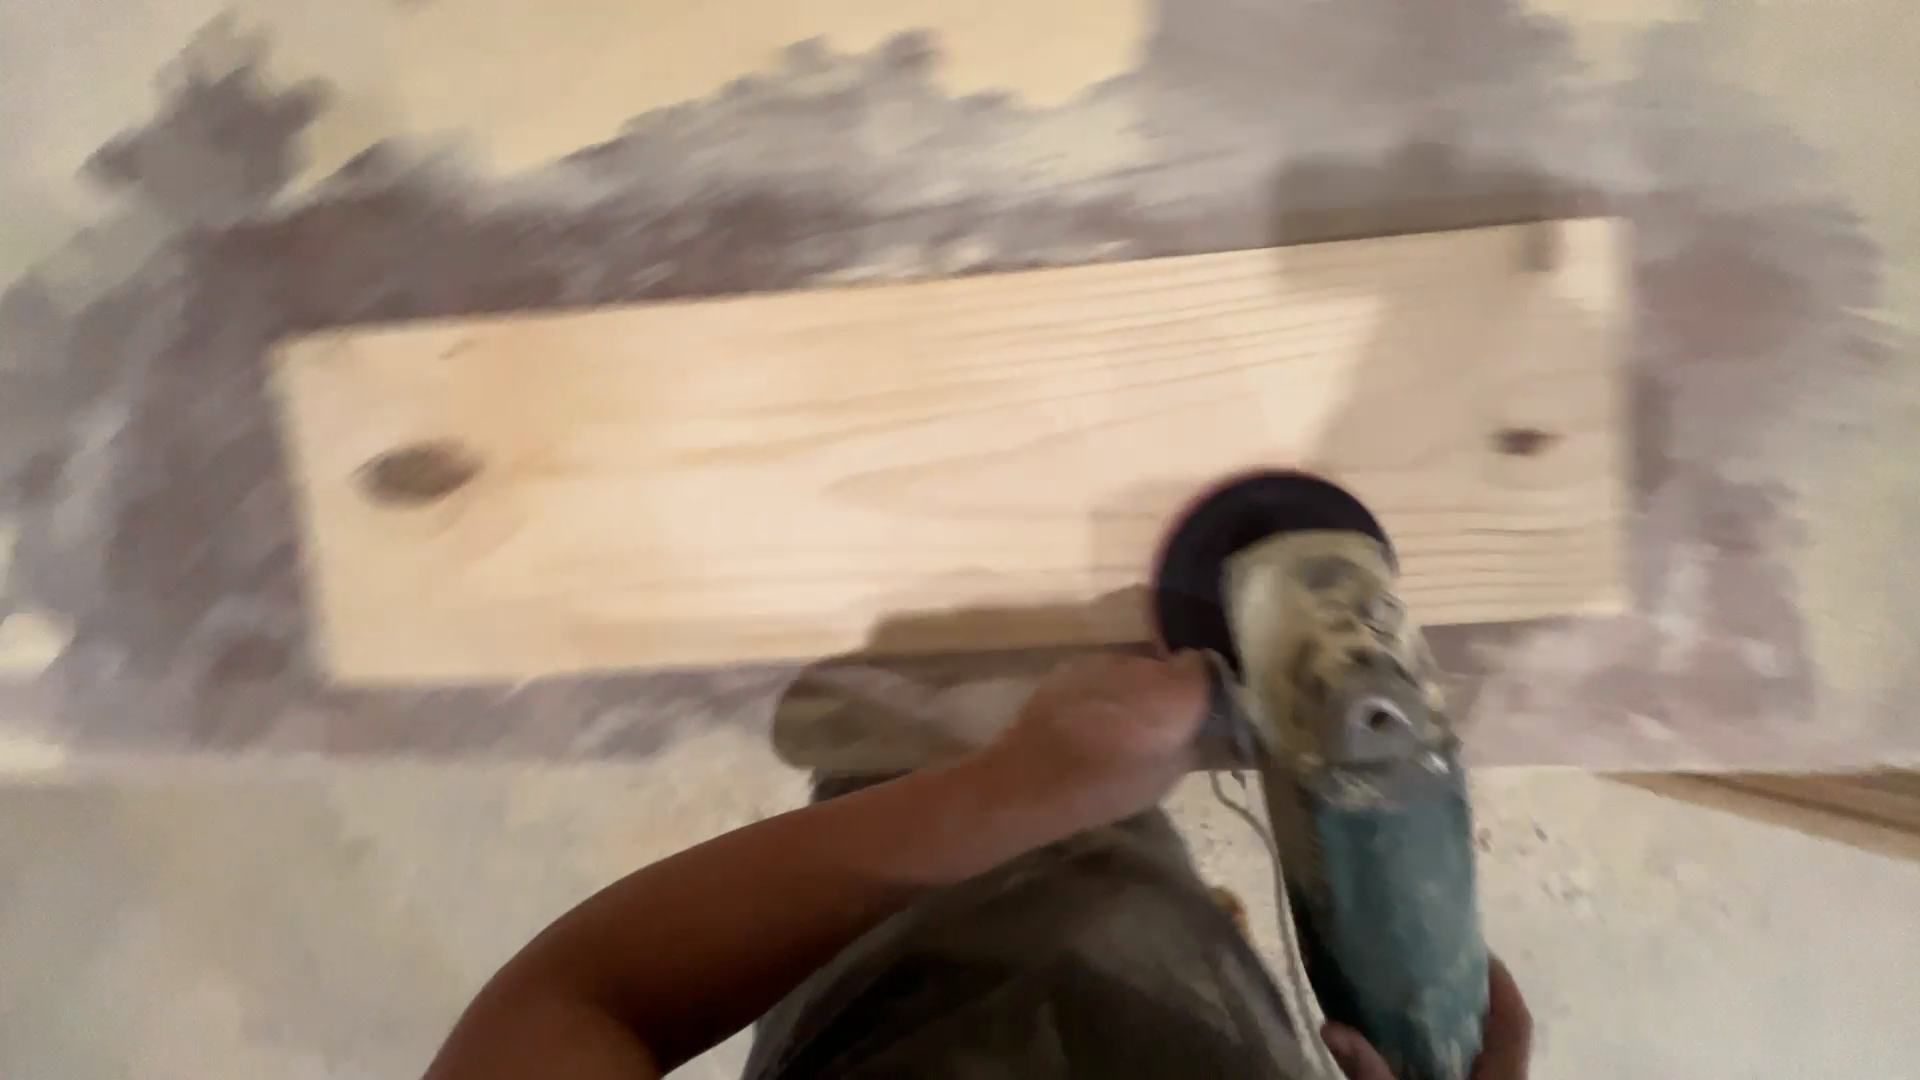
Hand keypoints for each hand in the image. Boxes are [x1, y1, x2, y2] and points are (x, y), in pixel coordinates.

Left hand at [973, 651, 1209, 827]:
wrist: (1037, 775)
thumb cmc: (1111, 785)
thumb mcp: (1167, 777)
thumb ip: (1197, 745)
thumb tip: (1215, 735)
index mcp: (1177, 691)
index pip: (1206, 667)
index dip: (1202, 687)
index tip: (1197, 712)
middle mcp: (1144, 665)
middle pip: (1165, 669)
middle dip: (1164, 693)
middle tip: (1155, 728)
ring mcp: (1104, 662)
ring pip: (1131, 672)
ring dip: (1131, 692)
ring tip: (1116, 728)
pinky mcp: (1071, 665)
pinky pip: (1100, 675)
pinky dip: (1101, 692)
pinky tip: (1087, 721)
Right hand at [1322, 956, 1532, 1079]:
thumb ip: (1371, 1076)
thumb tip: (1330, 1024)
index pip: (1514, 1025)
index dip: (1500, 982)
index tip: (1469, 942)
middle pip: (1495, 1034)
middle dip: (1462, 994)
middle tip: (1414, 956)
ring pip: (1476, 1055)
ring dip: (1446, 1022)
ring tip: (1400, 988)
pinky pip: (1457, 1071)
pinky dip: (1435, 1049)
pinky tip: (1397, 1041)